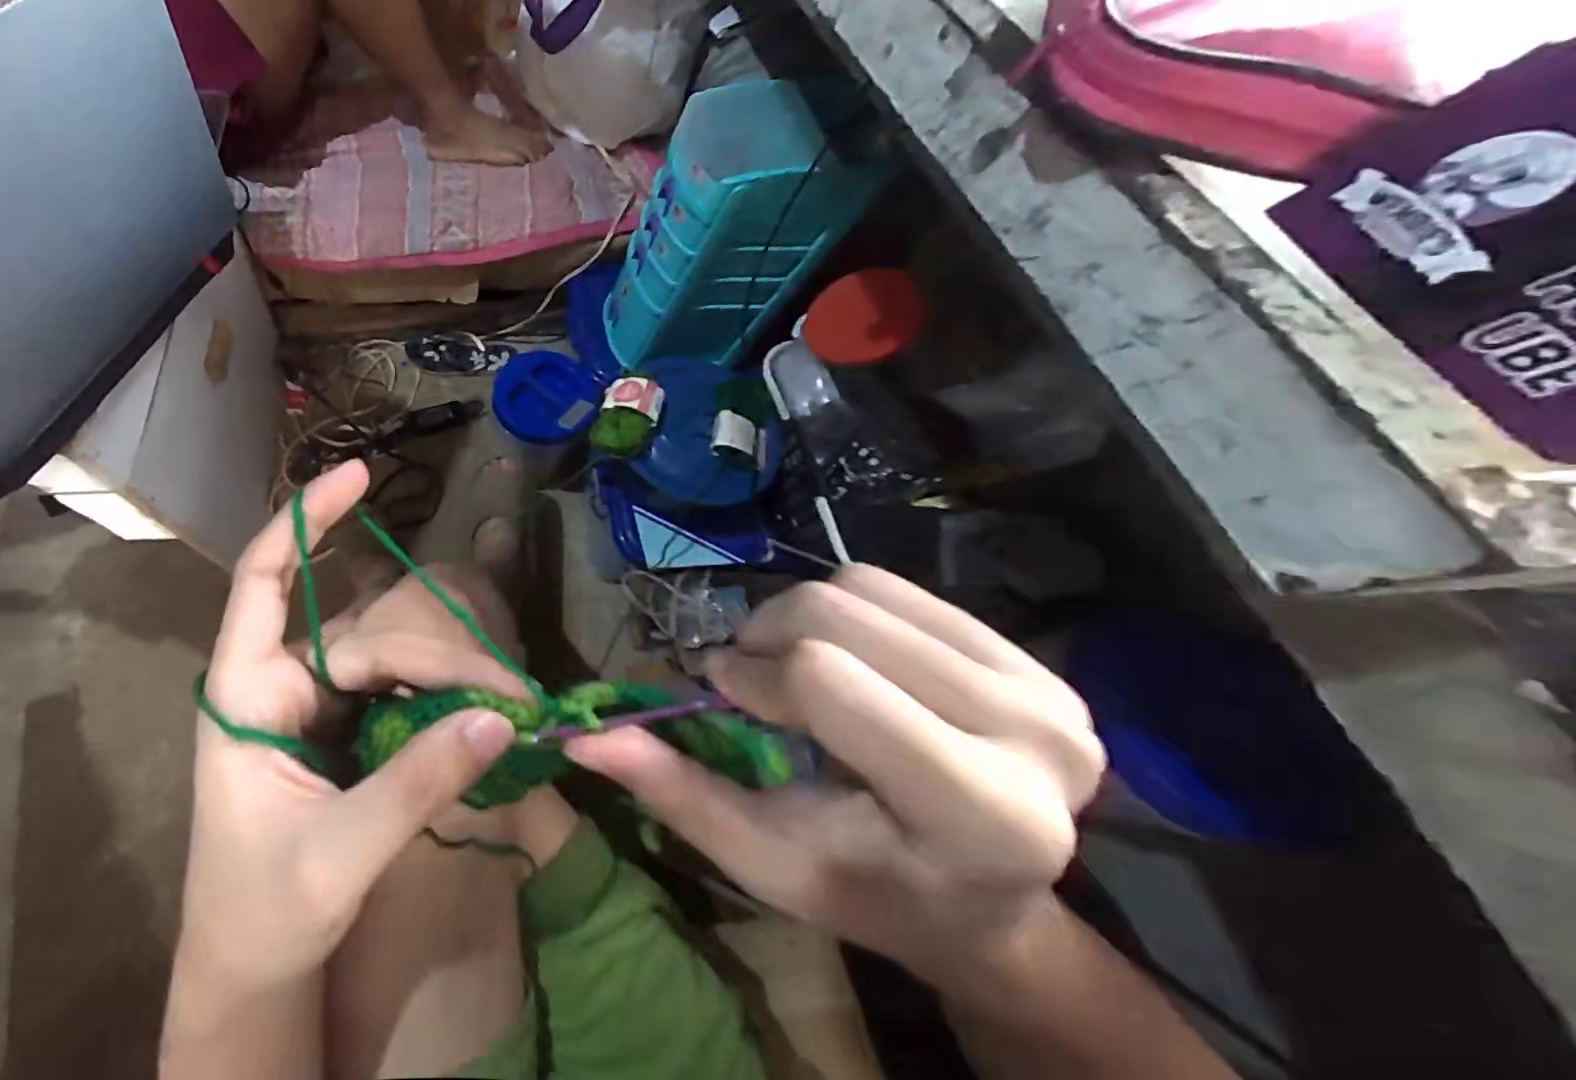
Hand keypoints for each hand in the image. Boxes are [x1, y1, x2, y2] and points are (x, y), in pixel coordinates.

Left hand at [179, 461, 527, 992]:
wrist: (260, 965)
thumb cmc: (267, 910)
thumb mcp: (339, 854)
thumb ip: (416, 786)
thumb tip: (499, 719)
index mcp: (248, 698)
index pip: (265, 586)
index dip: (306, 522)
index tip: (362, 476)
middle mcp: (287, 685)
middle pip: (365, 629)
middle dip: (438, 648)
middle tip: (509, 685)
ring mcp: (326, 706)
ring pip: (396, 655)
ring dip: (452, 668)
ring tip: (508, 691)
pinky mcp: (359, 728)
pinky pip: (409, 687)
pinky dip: (450, 688)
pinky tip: (487, 698)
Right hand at [566, 565, 1104, 978]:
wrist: (985, 897)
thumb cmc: (870, 893)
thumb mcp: (768, 860)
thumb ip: (682, 796)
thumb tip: (585, 740)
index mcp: (979, 812)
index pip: (830, 680)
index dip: (755, 676)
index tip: (724, 690)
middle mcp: (1035, 736)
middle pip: (844, 619)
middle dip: (768, 635)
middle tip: (745, 672)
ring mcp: (1047, 687)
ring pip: (867, 589)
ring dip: (801, 617)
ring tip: (792, 665)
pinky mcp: (1035, 657)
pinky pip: (902, 587)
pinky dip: (844, 606)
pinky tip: (842, 653)